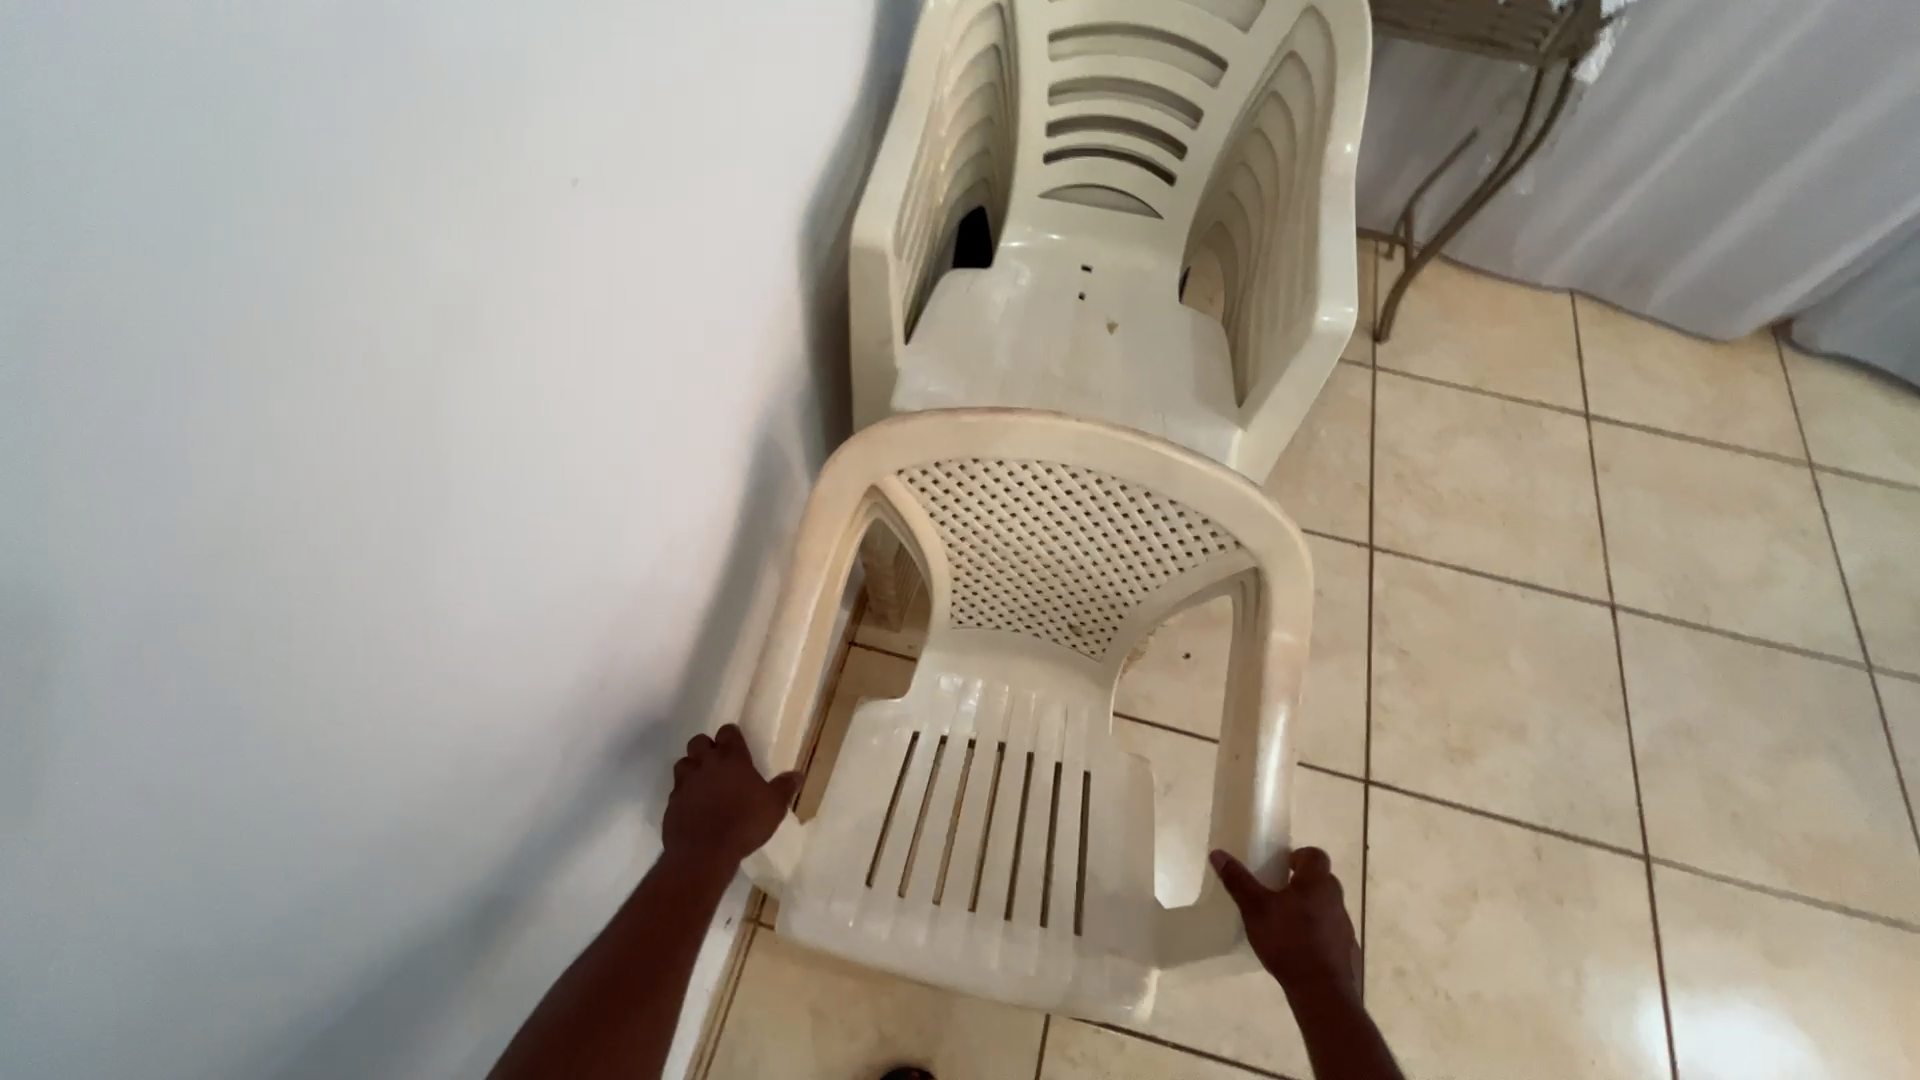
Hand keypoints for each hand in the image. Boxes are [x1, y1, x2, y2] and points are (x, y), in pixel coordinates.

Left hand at [663, 724, 800, 869]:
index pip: (728, 732)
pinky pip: (676, 790)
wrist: (704, 853)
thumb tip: (798, 775)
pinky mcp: (671, 803)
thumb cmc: (745, 822)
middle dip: (706, 747)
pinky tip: (694, 806)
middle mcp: (706, 764)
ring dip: (692, 768)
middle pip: (698, 741)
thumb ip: (785, 787)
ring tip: (703, 782)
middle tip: (718, 762)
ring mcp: (685, 783)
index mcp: (732, 759)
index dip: (731, 735)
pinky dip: (684, 793)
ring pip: (683, 762)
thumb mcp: (774, 806)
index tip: (737, 744)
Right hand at [1211, 847, 1361, 1000]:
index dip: (1299, 856)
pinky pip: (1331, 932)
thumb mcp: (1254, 909)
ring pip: (1327, 907)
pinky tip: (1300, 949)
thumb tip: (1218, 853)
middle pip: (1322, 880)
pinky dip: (1318, 934)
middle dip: (1302, 882)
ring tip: (1286, 923)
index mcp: (1316, 883)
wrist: (1322, 992)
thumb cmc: (1287, 941)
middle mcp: (1336, 900)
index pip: (1315, 855)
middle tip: (1278, 893)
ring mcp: (1345, 927)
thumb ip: (1238, 881)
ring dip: (1311, 908)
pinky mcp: (1347, 951)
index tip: (1281, 867)